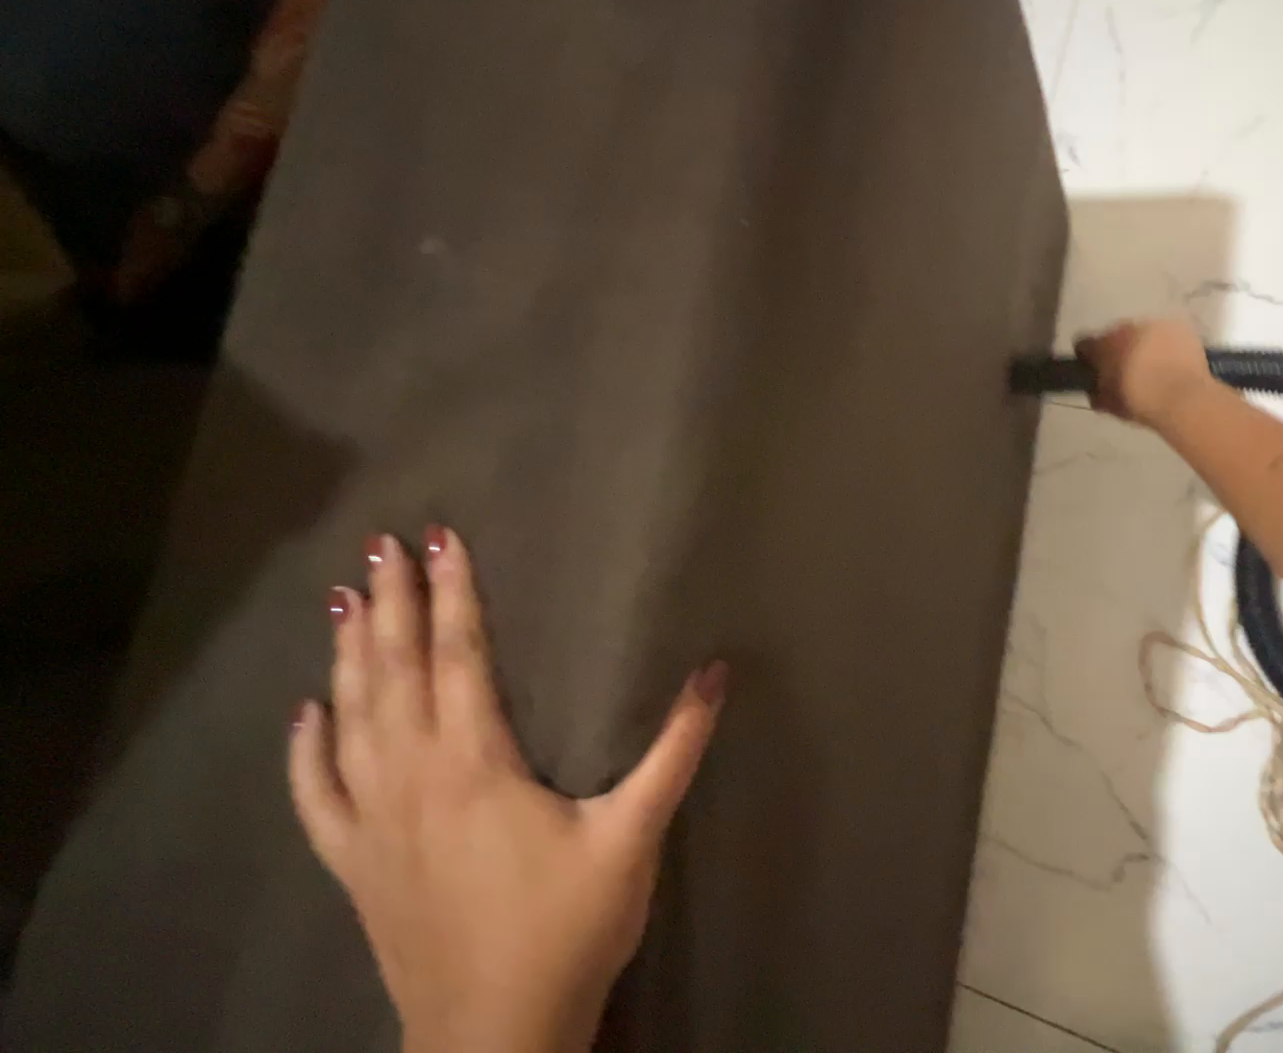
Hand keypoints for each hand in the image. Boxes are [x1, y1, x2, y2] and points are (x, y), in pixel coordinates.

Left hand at [288, 527, 725, 1052]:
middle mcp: (412, 780)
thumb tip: (715, 674)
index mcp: (476, 764)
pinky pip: (318, 794)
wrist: (495, 1034)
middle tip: (380, 546)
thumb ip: (676, 749)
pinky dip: (307, 749)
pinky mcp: (355, 864)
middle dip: (392, 605)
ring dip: (349, 657)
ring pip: (352, 720)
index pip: (460, 658)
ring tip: (345, 602)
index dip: (453, 594)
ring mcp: (373, 824)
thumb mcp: (636, 832)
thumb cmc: (571, 924)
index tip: (441, 539)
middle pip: (396, 674)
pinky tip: (307, 714)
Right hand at [1074, 318, 1216, 425]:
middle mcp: (1126, 328)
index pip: (1084, 343)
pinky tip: (1170, 361)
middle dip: (1117, 349)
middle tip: (1126, 370)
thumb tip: (1094, 390)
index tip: (1093, 369)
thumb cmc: (1141, 403)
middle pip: (1115, 334)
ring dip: (1142, 344)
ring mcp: (1154, 324)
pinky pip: (1165, 333)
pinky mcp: (1179, 326)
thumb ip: (1096, 393)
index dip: (1086, 357)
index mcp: (1104, 346)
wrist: (1184, 398)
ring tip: (1152, 366)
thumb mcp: (1109, 405)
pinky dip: (1165, 344)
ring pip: (1141, 332)